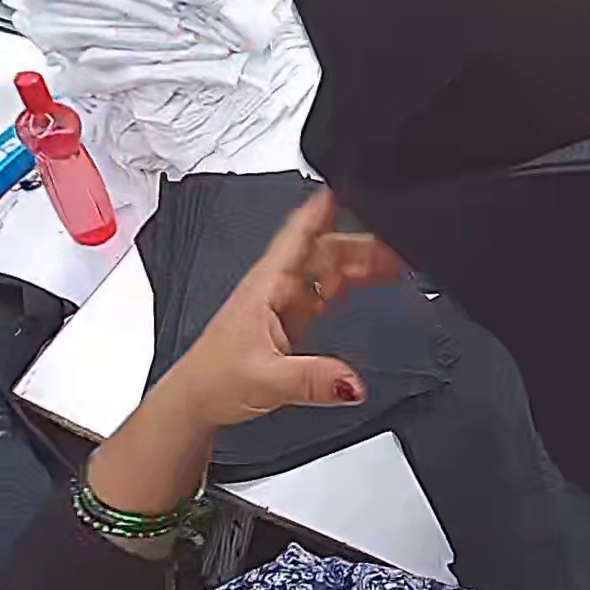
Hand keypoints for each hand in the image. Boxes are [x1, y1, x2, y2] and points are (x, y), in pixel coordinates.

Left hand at [158, 190, 401, 429]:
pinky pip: (321, 294)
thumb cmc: (214, 379)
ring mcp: (281, 303)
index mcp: (266, 286)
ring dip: (355, 264)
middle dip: (357, 243)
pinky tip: (361, 288)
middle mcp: (274, 287)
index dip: (321, 209)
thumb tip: (354, 382)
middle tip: (393, 244)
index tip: (347, 189)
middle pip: (321, 251)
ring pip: (323, 270)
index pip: (298, 235)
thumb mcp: (267, 379)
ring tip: (390, 263)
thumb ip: (314, 380)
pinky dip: (344, 287)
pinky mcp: (286, 321)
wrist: (196, 401)